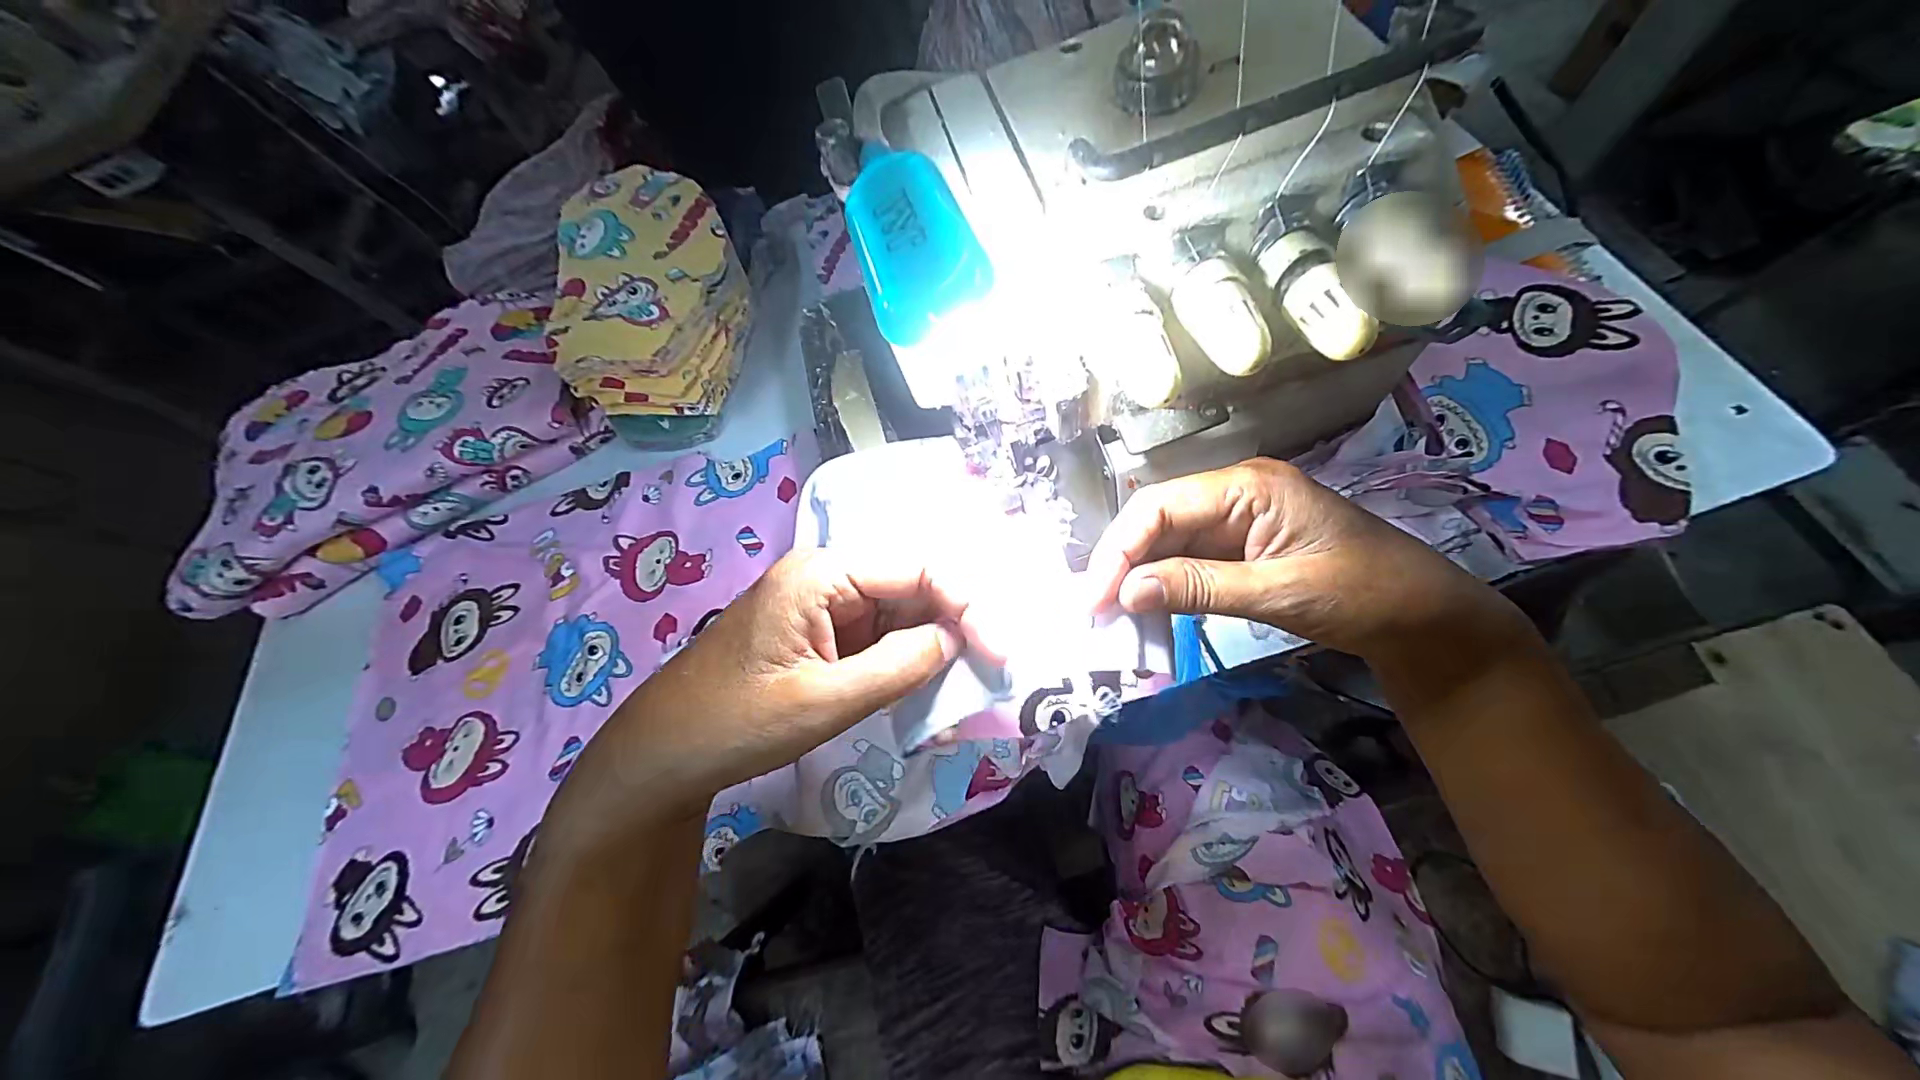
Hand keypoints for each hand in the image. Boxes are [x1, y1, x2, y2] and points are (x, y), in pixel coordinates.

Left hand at [547, 549, 976, 843]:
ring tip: (976, 674)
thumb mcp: (825, 701)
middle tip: (997, 664)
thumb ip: (898, 666)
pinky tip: (935, 678)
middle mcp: (827, 575)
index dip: (967, 604)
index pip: (917, 568)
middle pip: (913, 583)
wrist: (665, 754)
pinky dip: (911, 655)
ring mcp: (824, 603)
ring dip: (938, 639)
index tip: (1001, 652)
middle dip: (958, 620)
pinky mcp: (823, 631)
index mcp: (822, 573)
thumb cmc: (736, 724)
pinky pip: (880, 633)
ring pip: (901, 609)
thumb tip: (955, 640)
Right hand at [1085, 458, 1519, 661]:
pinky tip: (1145, 611)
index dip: (1118, 549)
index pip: (1159, 506)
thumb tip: (1126, 593)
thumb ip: (1200, 588)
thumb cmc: (1365, 592)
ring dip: (1136, 578)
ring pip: (1164, 543)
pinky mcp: (1237, 548)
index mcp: (1246, 486)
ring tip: (1112, 617)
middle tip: (1095, 612)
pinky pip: (1185, 562)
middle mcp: (1232, 494)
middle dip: (1120, 564)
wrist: (1422, 616)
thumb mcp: (1280, 592)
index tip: (1096, 597)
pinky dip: (1162, 587)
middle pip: (1154, 521)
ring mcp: (1233, 521)